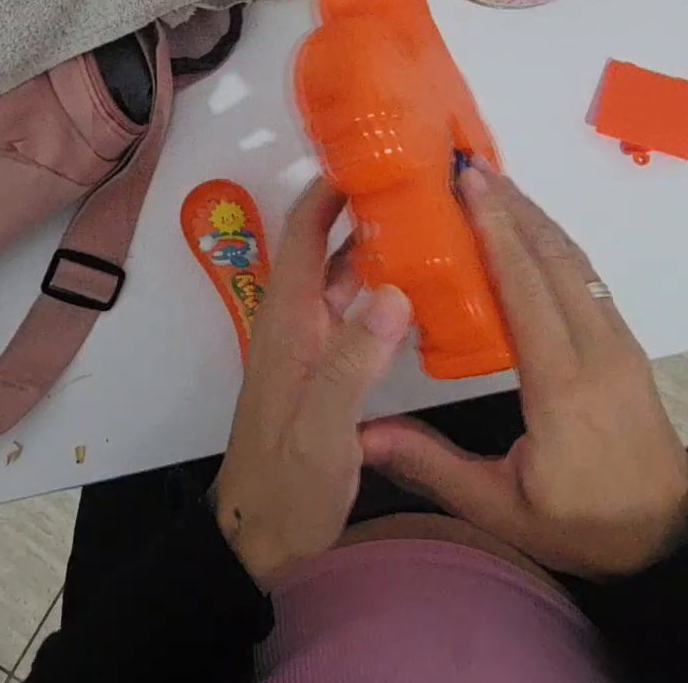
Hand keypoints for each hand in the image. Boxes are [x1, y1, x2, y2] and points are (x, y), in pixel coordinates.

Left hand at [213, 178, 414, 587]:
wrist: (261, 531)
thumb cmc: (286, 480)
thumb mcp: (321, 426)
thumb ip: (352, 361)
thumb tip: (392, 292)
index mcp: (289, 320)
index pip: (306, 234)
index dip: (330, 190)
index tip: (370, 155)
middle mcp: (297, 319)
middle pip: (326, 246)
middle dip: (361, 208)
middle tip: (415, 182)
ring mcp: (310, 342)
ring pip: (342, 277)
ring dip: (374, 247)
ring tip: (426, 222)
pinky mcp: (324, 365)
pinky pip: (354, 311)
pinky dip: (380, 290)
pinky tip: (417, 289)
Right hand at [359, 159, 687, 579]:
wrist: (668, 543)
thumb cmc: (581, 524)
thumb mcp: (500, 508)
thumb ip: (430, 464)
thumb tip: (358, 433)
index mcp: (564, 385)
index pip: (528, 290)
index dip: (498, 232)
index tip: (469, 185)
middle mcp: (598, 349)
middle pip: (555, 259)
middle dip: (512, 206)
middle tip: (469, 165)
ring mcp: (619, 342)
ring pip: (577, 262)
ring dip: (535, 216)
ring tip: (493, 182)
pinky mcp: (624, 343)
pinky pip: (586, 277)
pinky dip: (554, 240)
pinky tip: (527, 227)